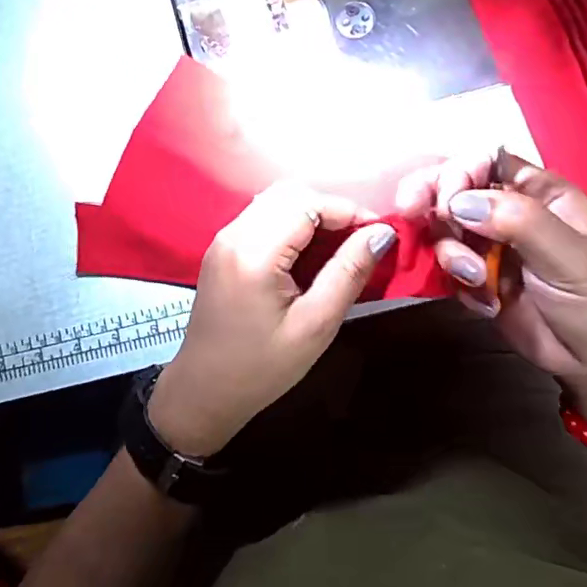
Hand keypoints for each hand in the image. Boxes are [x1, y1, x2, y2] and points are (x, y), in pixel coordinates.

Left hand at [148, 183, 397, 457]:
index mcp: (254, 253)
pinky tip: (311, 252)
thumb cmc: (261, 367)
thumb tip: (382, 233)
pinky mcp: (222, 249)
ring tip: (341, 245)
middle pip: (291, 194)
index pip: (309, 204)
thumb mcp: (315, 325)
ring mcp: (224, 239)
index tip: (379, 234)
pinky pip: (263, 217)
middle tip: (361, 240)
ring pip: (276, 201)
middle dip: (332, 209)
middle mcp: (234, 235)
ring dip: (313, 213)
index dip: (349, 211)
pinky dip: (293, 223)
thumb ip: (348, 273)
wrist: (204, 392)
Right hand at [395, 153, 586, 428]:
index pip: (486, 163)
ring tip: (475, 279)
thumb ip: (518, 222)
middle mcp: (511, 214)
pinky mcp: (480, 282)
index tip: (445, 200)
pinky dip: (454, 282)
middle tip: (412, 215)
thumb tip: (459, 201)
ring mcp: (493, 248)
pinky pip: (448, 269)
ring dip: (449, 252)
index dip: (458, 173)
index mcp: (540, 193)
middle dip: (433, 203)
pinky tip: (481, 301)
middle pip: (455, 191)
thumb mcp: (571, 256)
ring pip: (445, 231)